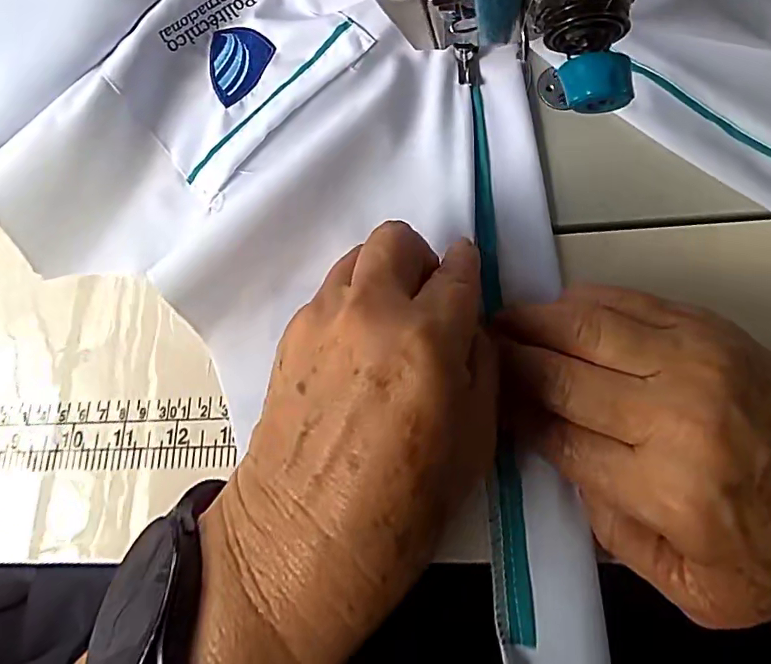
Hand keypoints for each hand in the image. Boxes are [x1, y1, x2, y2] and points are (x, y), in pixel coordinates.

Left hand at [194, 222, 497, 663]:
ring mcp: (323, 316)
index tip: (467, 269)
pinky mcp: (291, 330)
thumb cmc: (401, 506)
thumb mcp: (475, 442)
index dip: (467, 266)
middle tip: (426, 292)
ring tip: (387, 320)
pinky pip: (327, 293)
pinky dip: (349, 303)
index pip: (456, 271)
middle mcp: (370, 312)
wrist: (301, 533)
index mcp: (426, 339)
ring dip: (380, 275)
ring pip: (356, 258)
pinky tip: (353, 350)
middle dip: (418, 256)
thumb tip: (467, 325)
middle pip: (394, 238)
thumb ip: (479, 365)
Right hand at [496, 285, 770, 627]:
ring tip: (500, 324)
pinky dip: (572, 304)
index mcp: (666, 490)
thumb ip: (612, 535)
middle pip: (553, 374)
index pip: (553, 435)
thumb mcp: (700, 592)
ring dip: (526, 322)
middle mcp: (671, 417)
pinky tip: (553, 315)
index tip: (486, 403)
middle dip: (505, 362)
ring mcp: (688, 360)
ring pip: (575, 324)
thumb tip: (556, 461)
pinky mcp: (702, 327)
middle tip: (476, 353)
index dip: (509, 415)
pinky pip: (615, 299)